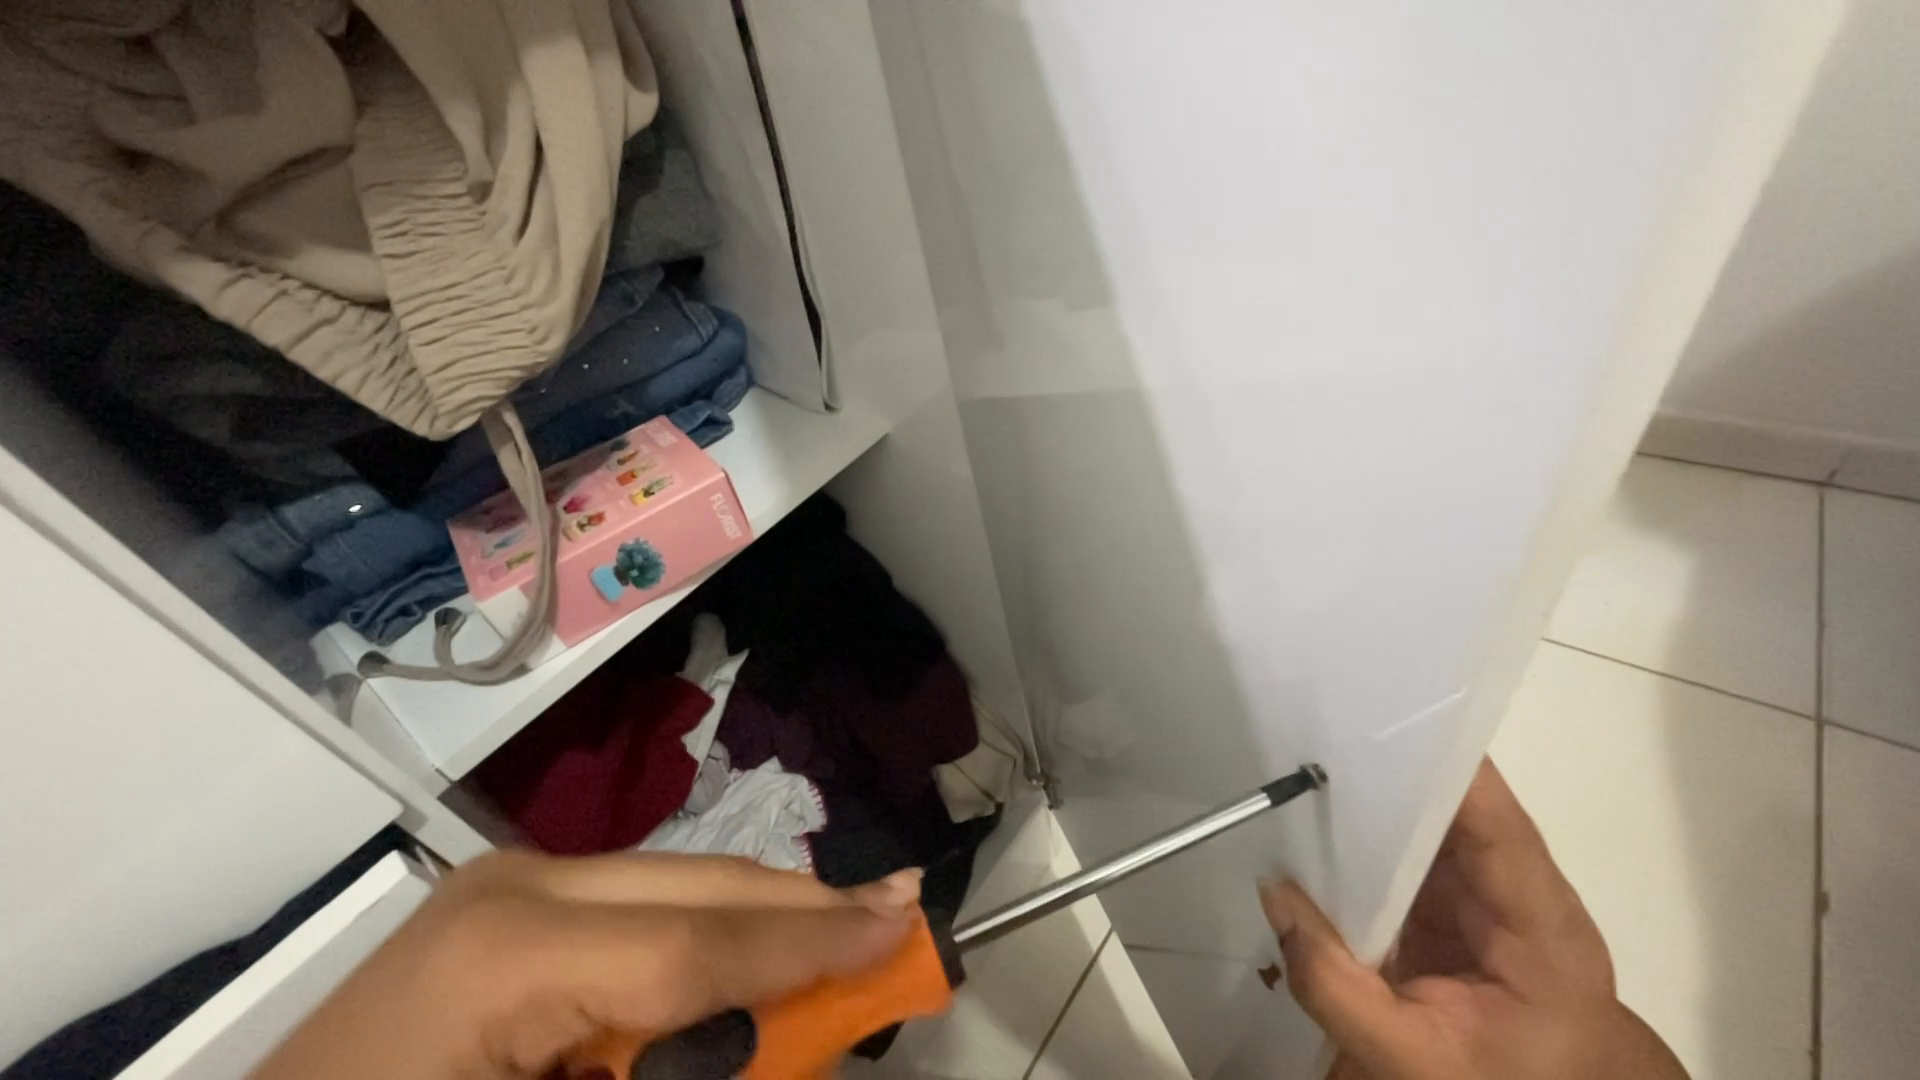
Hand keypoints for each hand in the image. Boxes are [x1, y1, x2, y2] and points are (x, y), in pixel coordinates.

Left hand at [251, 851, 921, 1079]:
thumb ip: (691, 1065)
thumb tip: (773, 1044)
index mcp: (505, 959)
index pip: (695, 943)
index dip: (809, 941)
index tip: (903, 921)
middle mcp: (515, 890)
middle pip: (700, 888)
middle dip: (803, 914)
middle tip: (894, 919)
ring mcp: (508, 885)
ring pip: (679, 884)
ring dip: (756, 927)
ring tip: (826, 948)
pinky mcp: (511, 901)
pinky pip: (640, 905)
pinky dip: (701, 937)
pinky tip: (735, 963)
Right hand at [1260, 759, 1689, 1079]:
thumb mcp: (1413, 1061)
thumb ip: (1336, 989)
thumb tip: (1275, 894)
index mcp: (1544, 933)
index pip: (1503, 832)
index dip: (1453, 775)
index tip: (1393, 726)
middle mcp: (1524, 898)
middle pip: (1461, 815)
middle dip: (1396, 775)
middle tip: (1325, 736)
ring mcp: (1490, 898)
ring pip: (1432, 830)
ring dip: (1378, 801)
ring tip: (1315, 765)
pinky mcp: (1458, 907)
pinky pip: (1410, 858)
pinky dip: (1370, 839)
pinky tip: (1324, 823)